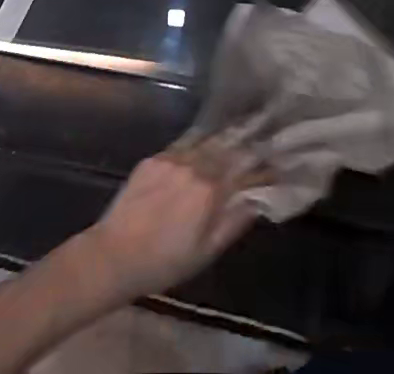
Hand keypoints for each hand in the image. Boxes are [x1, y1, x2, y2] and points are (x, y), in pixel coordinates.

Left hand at [71, 135, 264, 301]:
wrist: (116, 253)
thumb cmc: (167, 261)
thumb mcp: (208, 250)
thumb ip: (235, 221)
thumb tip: (257, 201)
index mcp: (209, 190)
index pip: (244, 169)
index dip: (263, 166)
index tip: (277, 163)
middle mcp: (191, 166)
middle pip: (225, 148)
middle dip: (245, 143)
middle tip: (262, 136)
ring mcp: (169, 159)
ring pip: (203, 143)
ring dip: (222, 139)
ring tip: (238, 132)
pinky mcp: (151, 159)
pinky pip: (181, 147)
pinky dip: (197, 145)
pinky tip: (203, 145)